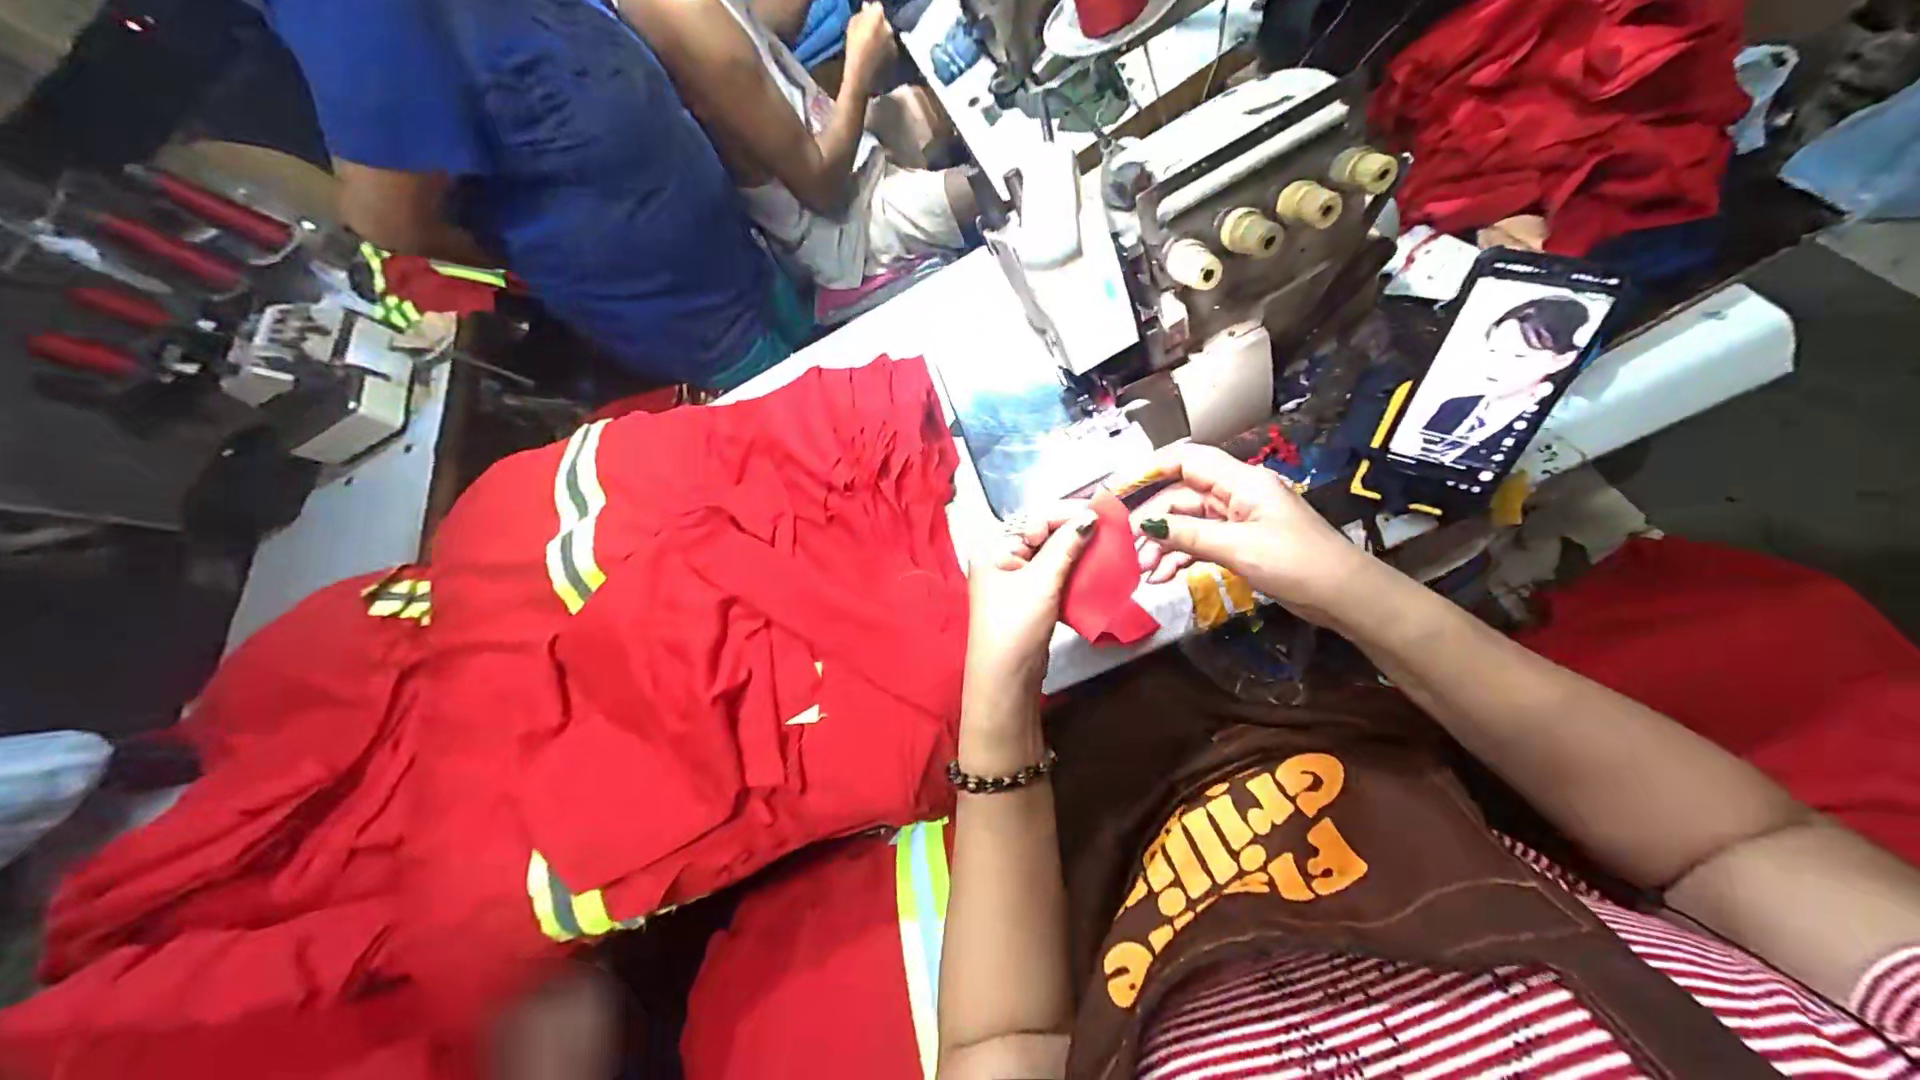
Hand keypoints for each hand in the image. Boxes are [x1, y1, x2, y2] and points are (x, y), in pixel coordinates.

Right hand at [844, 2, 897, 92]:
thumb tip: (867, 8)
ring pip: (888, 36)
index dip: (872, 12)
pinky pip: (891, 49)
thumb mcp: (852, 27)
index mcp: (877, 17)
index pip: (877, 7)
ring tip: (874, 49)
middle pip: (884, 22)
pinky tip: (878, 58)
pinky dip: (886, 51)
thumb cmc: (853, 50)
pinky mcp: (896, 57)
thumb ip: (861, 15)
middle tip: (870, 34)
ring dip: (883, 39)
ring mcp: (894, 43)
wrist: (861, 78)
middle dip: (879, 25)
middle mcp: (889, 27)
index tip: (867, 18)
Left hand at [965, 502, 1098, 689]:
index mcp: (993, 547)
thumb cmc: (1017, 625)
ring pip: (1050, 553)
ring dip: (1076, 549)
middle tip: (1106, 526)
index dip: (1066, 514)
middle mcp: (1000, 557)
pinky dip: (1072, 568)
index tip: (1099, 513)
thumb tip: (1089, 516)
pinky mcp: (1028, 595)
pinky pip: (1053, 572)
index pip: (1033, 518)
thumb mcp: (1042, 581)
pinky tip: (1092, 566)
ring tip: (1104, 543)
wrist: (1006, 678)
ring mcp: (1013, 577)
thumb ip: (1066, 546)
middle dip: (1073, 530)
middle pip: (1042, 533)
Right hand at [1130, 443, 1376, 625]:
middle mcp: (1236, 495)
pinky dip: (1181, 557)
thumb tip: (1146, 526)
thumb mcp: (1239, 547)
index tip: (1121, 490)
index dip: (1152, 469)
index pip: (1187, 460)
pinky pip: (1199, 543)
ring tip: (1146, 570)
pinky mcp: (1239, 544)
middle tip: (1131, 551)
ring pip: (1187, 524)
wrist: (1344, 597)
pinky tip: (1164, 575)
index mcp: (1241, 482)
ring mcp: (1237, 521)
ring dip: (1164, 545)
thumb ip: (1189, 535)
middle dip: (1154, 522)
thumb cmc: (1297, 563)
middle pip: (1181, 497)